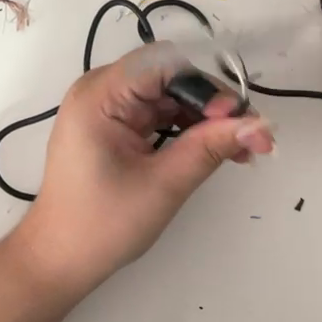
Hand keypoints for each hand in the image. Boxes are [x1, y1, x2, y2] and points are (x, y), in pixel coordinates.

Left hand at [10, 46, 275, 296]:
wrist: (60, 258)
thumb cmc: (103, 224)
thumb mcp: (163, 184)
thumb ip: (211, 147)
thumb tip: (261, 126)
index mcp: (99, 96)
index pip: (163, 63)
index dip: (205, 84)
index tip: (237, 117)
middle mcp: (98, 91)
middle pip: (168, 75)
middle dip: (211, 102)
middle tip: (249, 136)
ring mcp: (104, 107)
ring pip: (167, 95)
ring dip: (204, 117)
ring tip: (241, 148)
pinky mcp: (112, 125)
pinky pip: (156, 113)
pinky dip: (186, 128)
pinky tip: (216, 149)